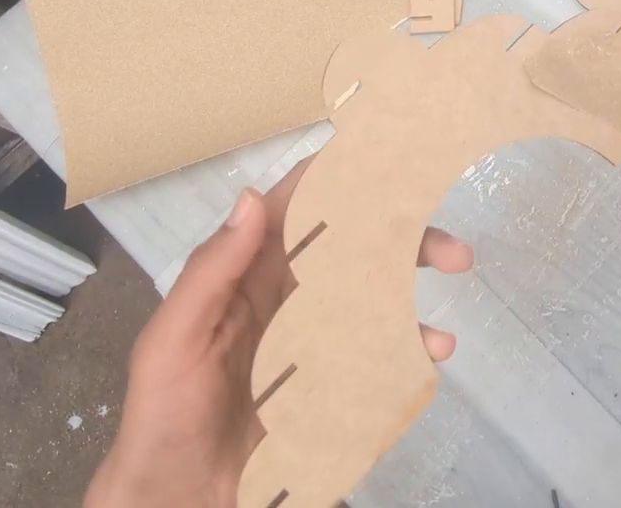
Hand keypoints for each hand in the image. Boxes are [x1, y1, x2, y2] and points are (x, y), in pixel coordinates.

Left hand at [85, 156, 472, 507]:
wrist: (179, 505)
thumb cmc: (165, 418)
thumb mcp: (171, 343)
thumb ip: (210, 272)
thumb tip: (250, 197)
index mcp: (248, 267)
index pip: (299, 202)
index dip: (340, 172)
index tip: (389, 148)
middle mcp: (289, 287)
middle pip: (353, 239)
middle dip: (402, 227)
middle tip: (448, 241)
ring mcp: (315, 330)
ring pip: (376, 286)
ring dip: (417, 279)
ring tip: (455, 279)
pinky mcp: (332, 372)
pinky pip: (379, 345)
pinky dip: (411, 341)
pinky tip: (431, 350)